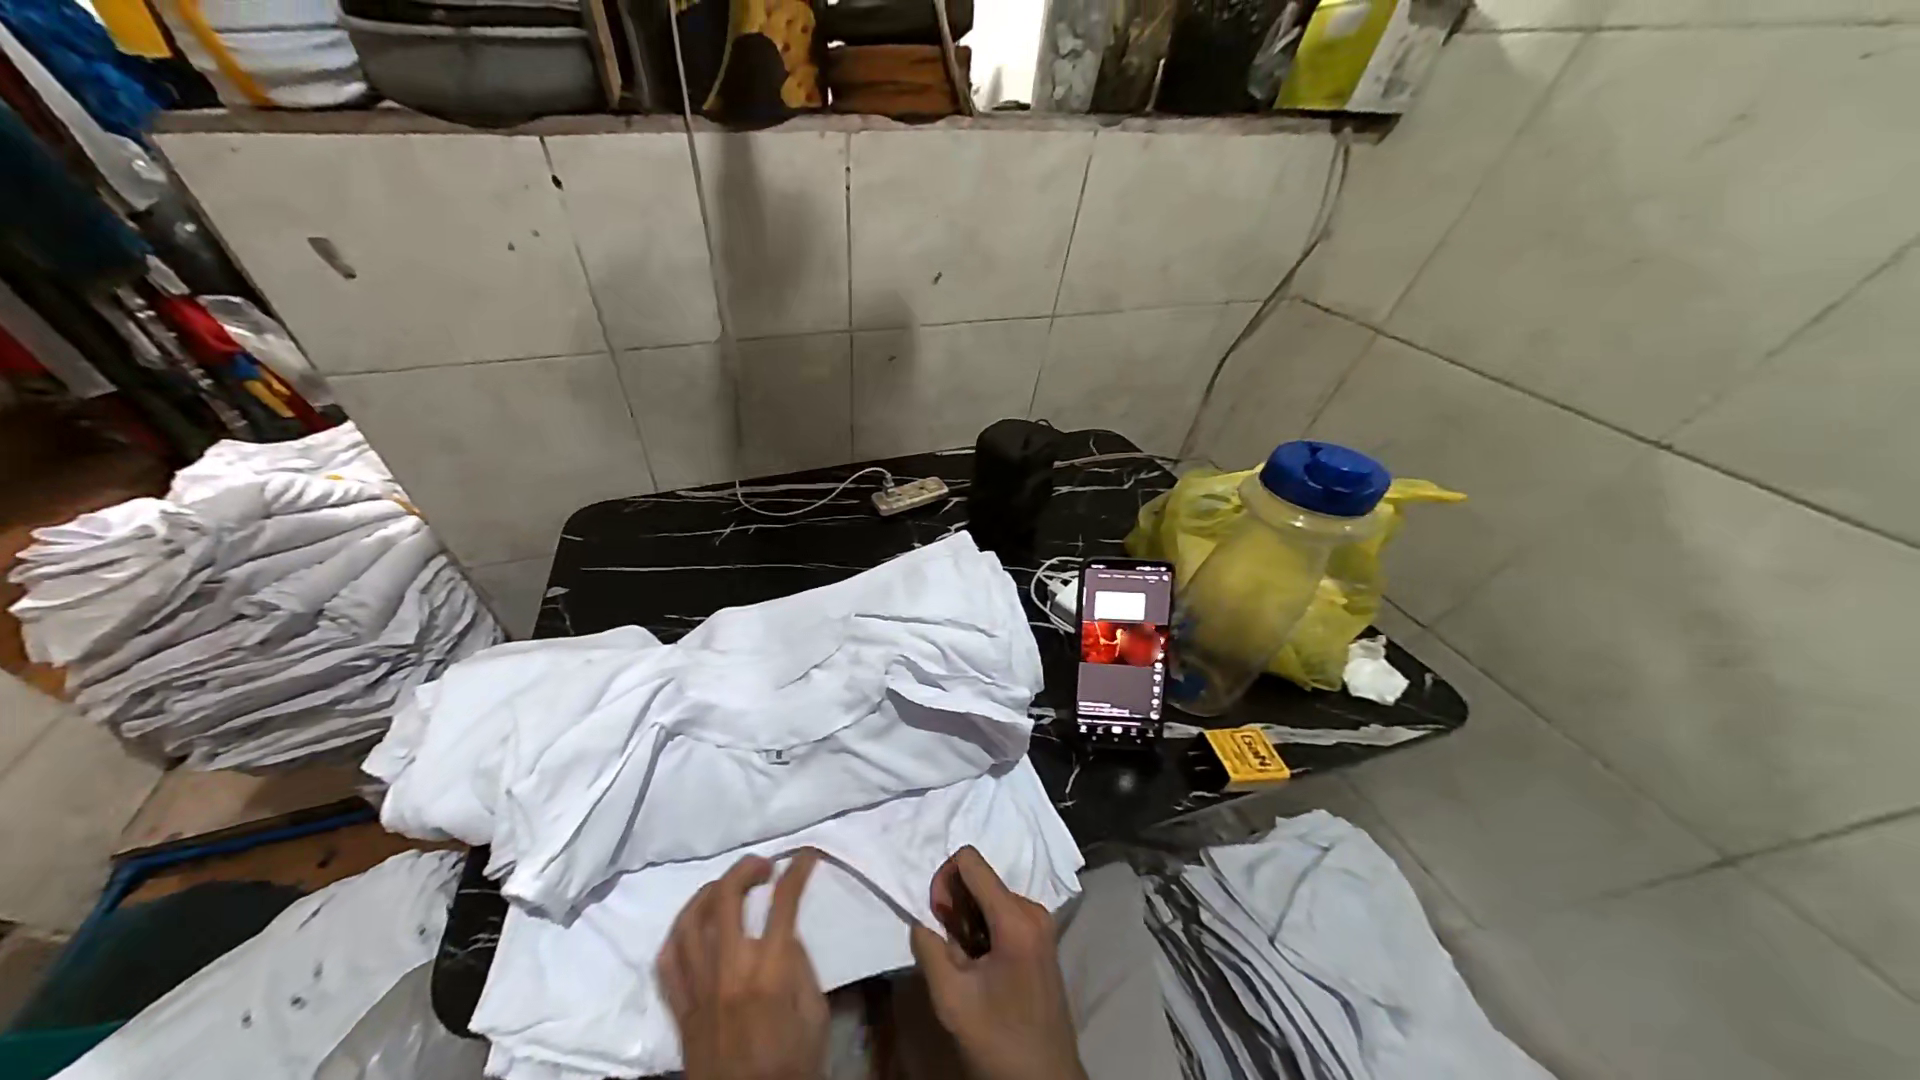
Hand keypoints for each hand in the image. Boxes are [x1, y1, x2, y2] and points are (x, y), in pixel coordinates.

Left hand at [658, 851, 826, 1079]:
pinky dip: (679, 933)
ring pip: (690, 922)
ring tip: (729, 886)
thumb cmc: (793, 1066)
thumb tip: (785, 934)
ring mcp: (698, 990)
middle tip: (764, 866)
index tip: (806, 855)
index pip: (783, 901)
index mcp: (770, 971)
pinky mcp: (679, 1011)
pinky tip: (695, 924)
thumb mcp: (815, 1015)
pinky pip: (666, 961)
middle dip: (747, 868)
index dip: (797, 870)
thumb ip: (800, 967)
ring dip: (711, 892)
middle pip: (726, 898)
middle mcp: (729, 971)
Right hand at [909, 847, 1088, 1079]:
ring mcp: (1041, 922)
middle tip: (948, 947)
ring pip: (989, 895)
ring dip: (967, 919)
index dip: (943, 881)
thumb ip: (929, 948)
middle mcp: (1033, 909)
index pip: (970, 861)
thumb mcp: (951, 998)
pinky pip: (1002, 912)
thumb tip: (921, 920)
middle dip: (954, 904)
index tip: (938, 919)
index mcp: (1016, 918)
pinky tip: (980, 964)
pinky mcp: (1041, 937)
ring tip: (965, 962)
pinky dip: (983, 927)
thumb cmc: (998, 1039)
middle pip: (980, 877)